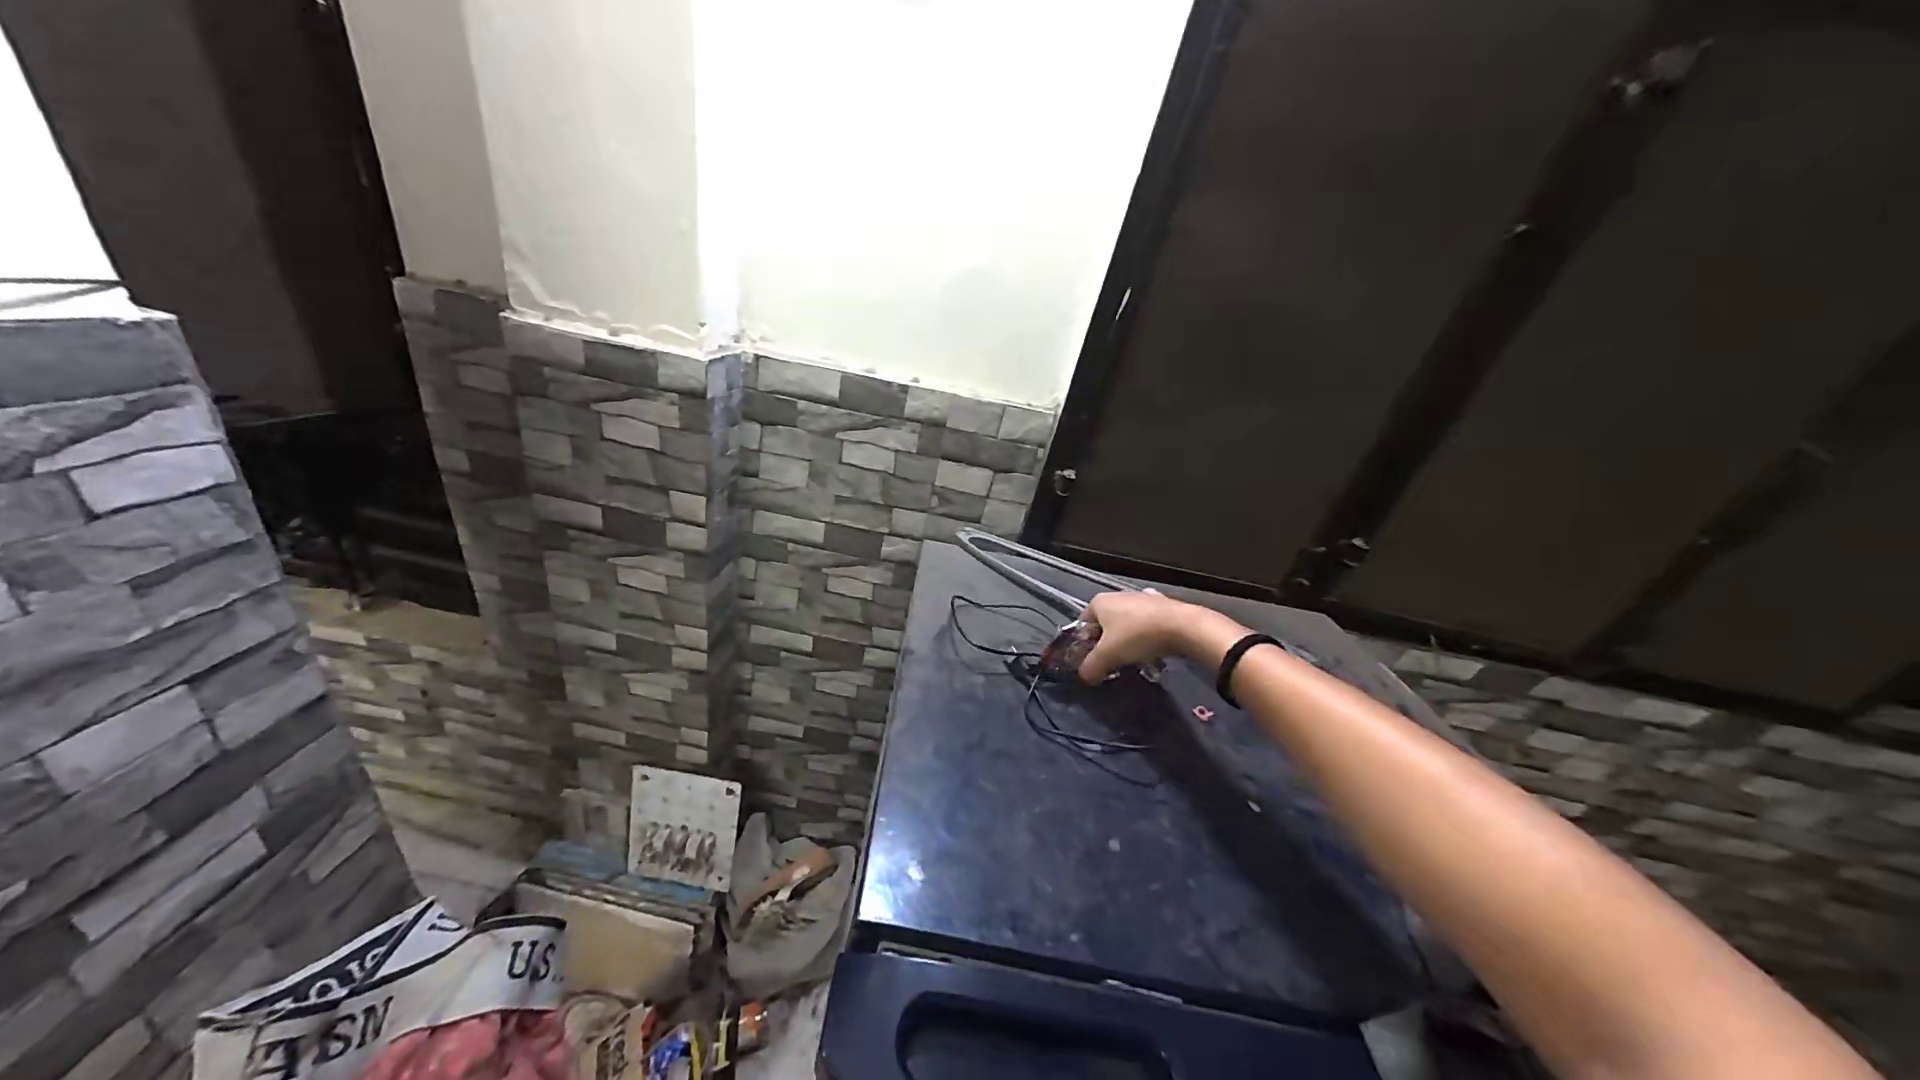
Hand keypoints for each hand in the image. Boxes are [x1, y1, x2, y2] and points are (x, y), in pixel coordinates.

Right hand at [1078, 590, 1231, 682]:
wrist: (1182, 626)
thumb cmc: (1137, 636)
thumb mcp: (1108, 656)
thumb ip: (1091, 666)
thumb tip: (1085, 676)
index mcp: (1100, 602)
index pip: (1083, 623)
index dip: (1084, 643)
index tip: (1093, 660)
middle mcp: (1118, 595)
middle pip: (1105, 623)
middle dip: (1106, 642)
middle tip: (1112, 661)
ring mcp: (1142, 597)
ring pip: (1126, 622)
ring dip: (1127, 638)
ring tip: (1133, 656)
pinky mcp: (1162, 604)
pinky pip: (1146, 621)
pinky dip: (1145, 633)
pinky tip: (1151, 646)